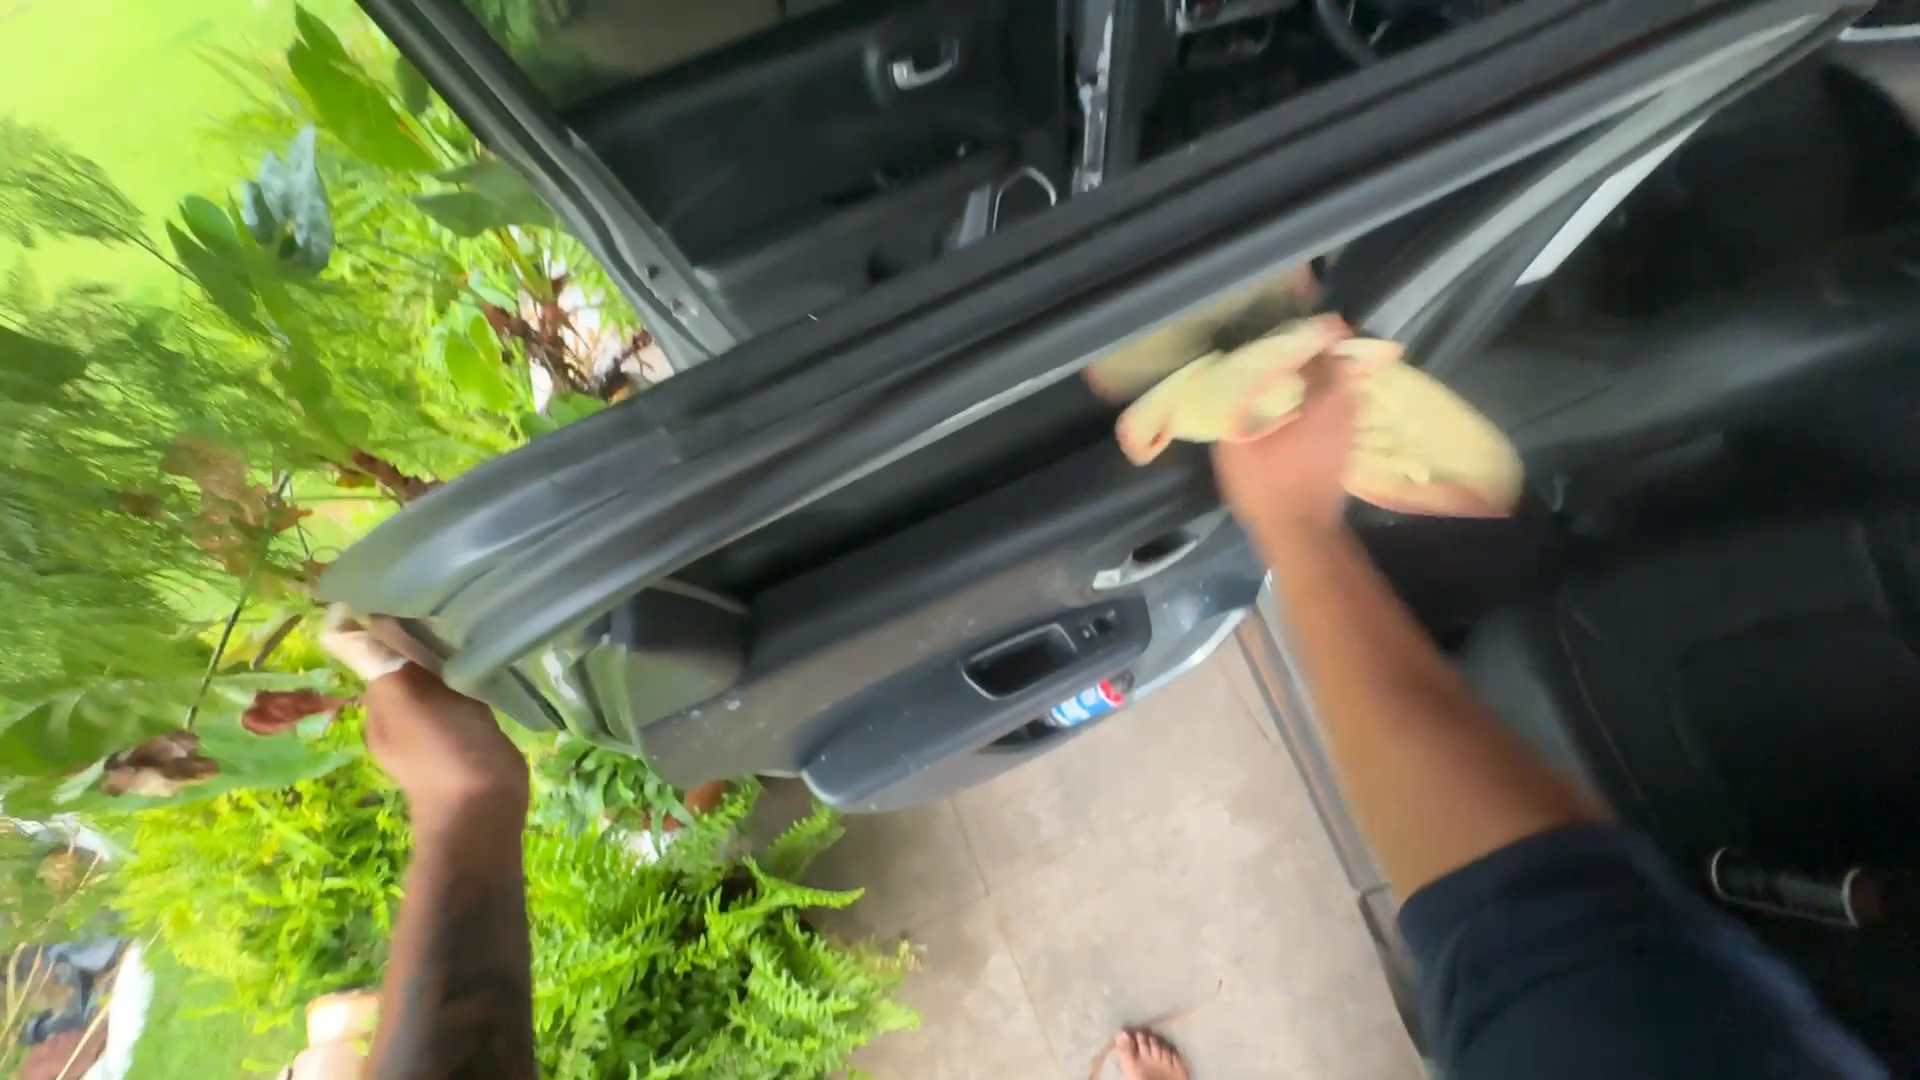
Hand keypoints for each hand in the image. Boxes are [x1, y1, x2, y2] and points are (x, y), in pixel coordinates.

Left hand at [322, 608, 527, 826]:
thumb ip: (382, 663)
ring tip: (478, 630)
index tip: (412, 596)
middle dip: (424, 638)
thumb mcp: (407, 699)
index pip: (376, 654)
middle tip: (454, 604)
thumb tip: (350, 617)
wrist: (484, 806)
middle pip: (409, 665)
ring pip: (440, 680)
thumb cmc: (442, 750)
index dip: (387, 627)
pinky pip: (468, 695)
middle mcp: (402, 714)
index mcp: (380, 705)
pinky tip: (493, 668)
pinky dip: (476, 678)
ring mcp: (438, 727)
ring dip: (452, 659)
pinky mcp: (473, 734)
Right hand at [1212, 352, 1357, 543]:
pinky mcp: (1346, 450)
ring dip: (1328, 378)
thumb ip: (1236, 407)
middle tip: (1300, 347)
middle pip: (1343, 369)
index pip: (1325, 355)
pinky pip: (1342, 412)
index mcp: (1321, 403)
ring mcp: (1349, 432)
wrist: (1299, 532)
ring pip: (1345, 391)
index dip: (1312, 338)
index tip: (1296, 328)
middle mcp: (1344, 411)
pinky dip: (1329, 401)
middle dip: (1324, 355)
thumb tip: (1235, 379)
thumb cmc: (1267, 486)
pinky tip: (1308, 407)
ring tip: (1303, 373)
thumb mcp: (1237, 445)